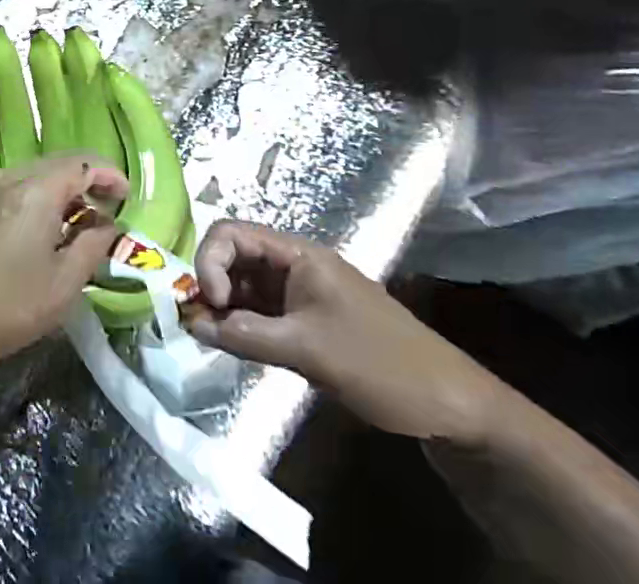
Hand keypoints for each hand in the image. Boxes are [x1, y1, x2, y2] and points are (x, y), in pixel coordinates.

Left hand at [0, 155, 128, 382]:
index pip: (84, 164)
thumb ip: (95, 244)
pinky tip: (48, 219)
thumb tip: (109, 224)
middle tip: (112, 206)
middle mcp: (13, 180)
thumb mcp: (67, 281)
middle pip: (62, 161)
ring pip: (40, 170)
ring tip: (84, 215)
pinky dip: (44, 191)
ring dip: (67, 184)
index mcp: (37, 191)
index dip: (111, 175)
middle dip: (92, 177)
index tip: (128, 196)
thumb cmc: (12, 304)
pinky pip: (21, 182)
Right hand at [184, 221, 504, 444]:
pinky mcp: (303, 323)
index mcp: (300, 256)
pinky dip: (239, 325)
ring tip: (212, 339)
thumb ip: (246, 335)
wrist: (446, 405)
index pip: (233, 234)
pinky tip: (231, 346)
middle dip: (209, 284)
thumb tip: (192, 325)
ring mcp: (299, 296)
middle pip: (234, 257)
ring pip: (243, 287)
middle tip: (201, 325)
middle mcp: (294, 267)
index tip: (211, 303)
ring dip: (221, 307)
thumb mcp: (308, 349)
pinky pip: (257, 313)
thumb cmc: (381, 364)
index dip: (210, 261)